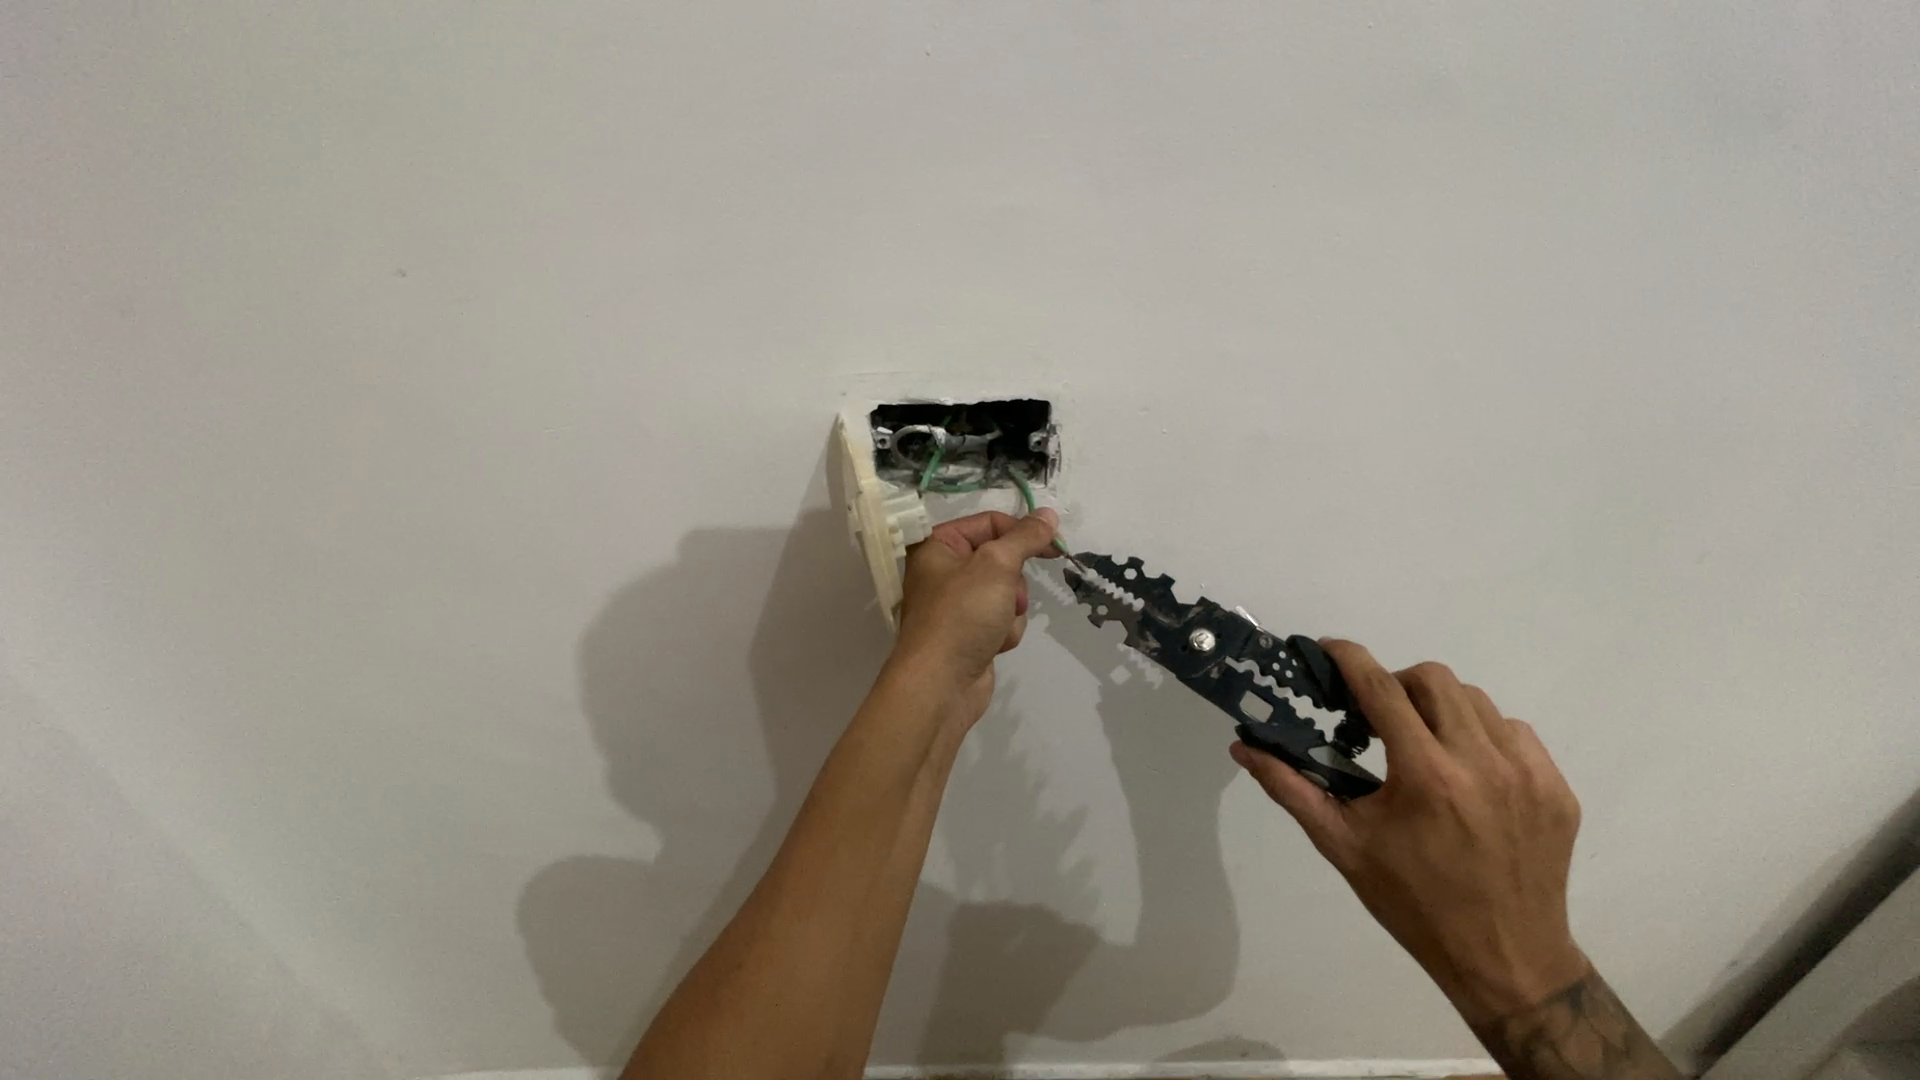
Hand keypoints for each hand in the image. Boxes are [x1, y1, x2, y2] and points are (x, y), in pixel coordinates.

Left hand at [891, 509, 1059, 722]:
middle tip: (1009, 596)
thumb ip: (1026, 537)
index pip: (990, 523)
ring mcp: (957, 604)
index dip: (1023, 532)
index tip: (1054, 546)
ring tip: (997, 626)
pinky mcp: (969, 632)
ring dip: (1012, 610)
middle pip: (1002, 559)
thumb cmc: (963, 615)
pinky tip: (994, 644)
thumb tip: (1048, 514)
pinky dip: (1005, 631)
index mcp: (938, 546)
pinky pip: (1002, 619)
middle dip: (1014, 582)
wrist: (941, 684)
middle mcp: (944, 571)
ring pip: (1007, 592)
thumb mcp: (997, 565)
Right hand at [1231, 639, 1588, 1022]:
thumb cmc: (1410, 900)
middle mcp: (1482, 763)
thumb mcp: (1340, 843)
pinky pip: (1514, 731)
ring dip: (1437, 707)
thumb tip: (1243, 745)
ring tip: (1420, 744)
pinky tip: (1463, 769)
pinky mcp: (1557, 789)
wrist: (1505, 959)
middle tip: (1374, 716)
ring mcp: (1528, 775)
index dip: (1349, 658)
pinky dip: (1480, 733)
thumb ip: (1288, 786)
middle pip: (1433, 679)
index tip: (1328, 650)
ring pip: (1475, 700)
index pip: (1381, 688)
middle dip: (1394, 684)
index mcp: (1425, 776)